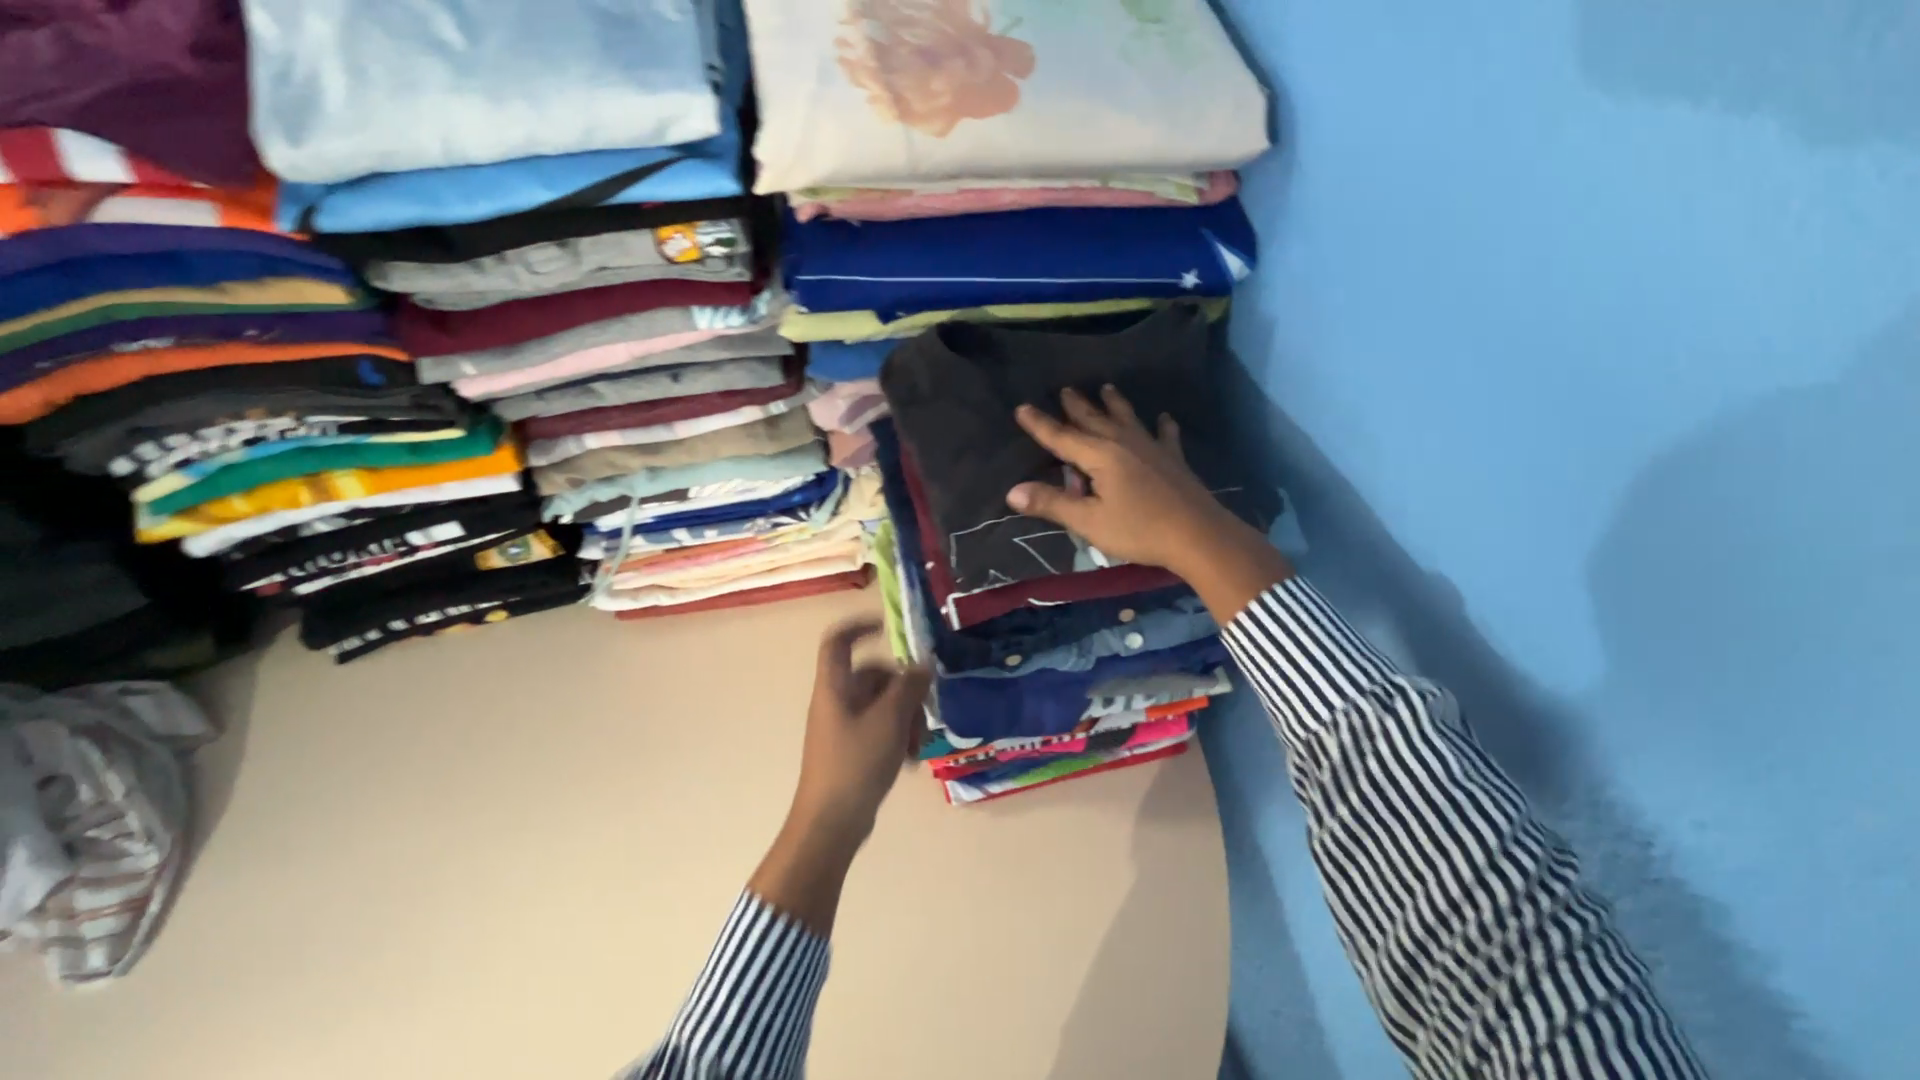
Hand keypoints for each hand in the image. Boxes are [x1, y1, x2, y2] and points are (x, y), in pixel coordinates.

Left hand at [789, 618, 930, 849]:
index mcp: (834, 687)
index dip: (860, 627)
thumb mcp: (889, 720)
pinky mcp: (851, 750)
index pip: (838, 642)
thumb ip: (909, 687)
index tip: (890, 627)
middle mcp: (835, 701)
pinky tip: (909, 760)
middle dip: (904, 689)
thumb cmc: (856, 764)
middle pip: (872, 676)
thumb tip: (923, 664)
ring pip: (881, 704)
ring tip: (917, 745)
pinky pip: (879, 729)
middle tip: (923, 712)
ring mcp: (842, 727)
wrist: (831, 823)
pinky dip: (897, 736)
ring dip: (905, 717)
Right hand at [1007, 385, 1293, 619]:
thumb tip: (1012, 492)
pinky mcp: (1173, 460)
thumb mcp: (1089, 522)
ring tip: (1107, 388)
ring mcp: (1152, 448)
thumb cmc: (1139, 530)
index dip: (1040, 424)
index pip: (1061, 438)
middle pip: (1094, 420)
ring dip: (1114, 404)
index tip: (1022, 407)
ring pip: (1127, 418)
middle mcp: (1123, 443)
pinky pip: (1165, 435)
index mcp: (1099, 456)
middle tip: (1065, 389)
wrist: (1198, 535)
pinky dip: (1162, 425)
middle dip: (1077, 406)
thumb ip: (1052, 504)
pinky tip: (1164, 418)